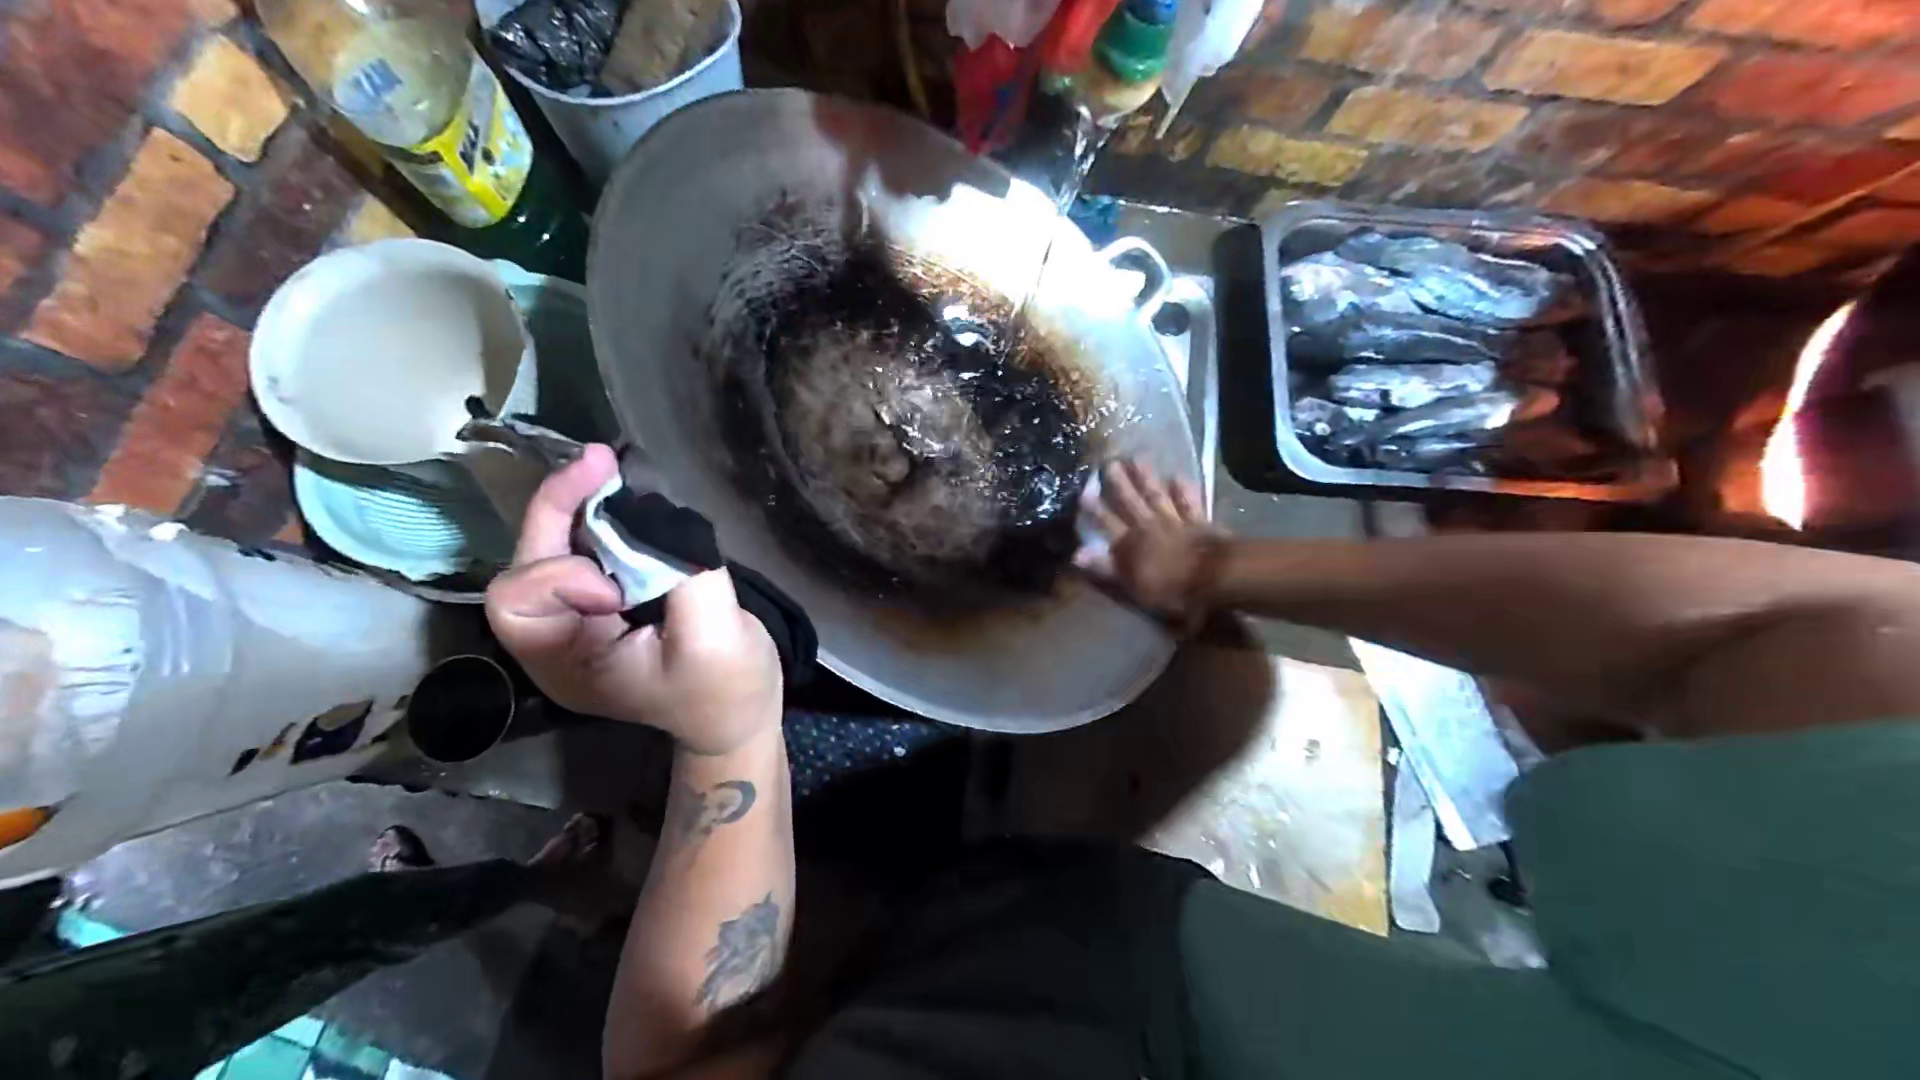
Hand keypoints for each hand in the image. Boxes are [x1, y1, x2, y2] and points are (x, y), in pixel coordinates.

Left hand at [485, 445, 782, 756]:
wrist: (740, 715)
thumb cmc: (726, 688)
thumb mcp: (713, 637)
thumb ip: (682, 572)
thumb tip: (661, 512)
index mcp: (566, 661)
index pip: (521, 599)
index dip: (564, 573)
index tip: (622, 588)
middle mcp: (558, 637)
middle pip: (528, 560)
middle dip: (560, 507)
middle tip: (601, 460)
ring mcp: (582, 618)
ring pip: (556, 546)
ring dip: (580, 504)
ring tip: (612, 465)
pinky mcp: (611, 601)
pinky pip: (591, 549)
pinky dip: (606, 516)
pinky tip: (629, 493)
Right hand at [1075, 458, 1225, 625]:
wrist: (1216, 578)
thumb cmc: (1171, 589)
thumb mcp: (1131, 586)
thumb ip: (1105, 568)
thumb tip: (1076, 554)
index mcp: (1131, 545)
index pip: (1108, 524)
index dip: (1095, 510)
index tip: (1083, 491)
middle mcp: (1150, 527)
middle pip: (1132, 503)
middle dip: (1120, 484)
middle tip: (1110, 462)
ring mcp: (1177, 523)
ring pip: (1157, 496)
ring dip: (1147, 478)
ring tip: (1138, 457)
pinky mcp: (1201, 523)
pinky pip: (1190, 503)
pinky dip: (1184, 490)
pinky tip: (1178, 476)